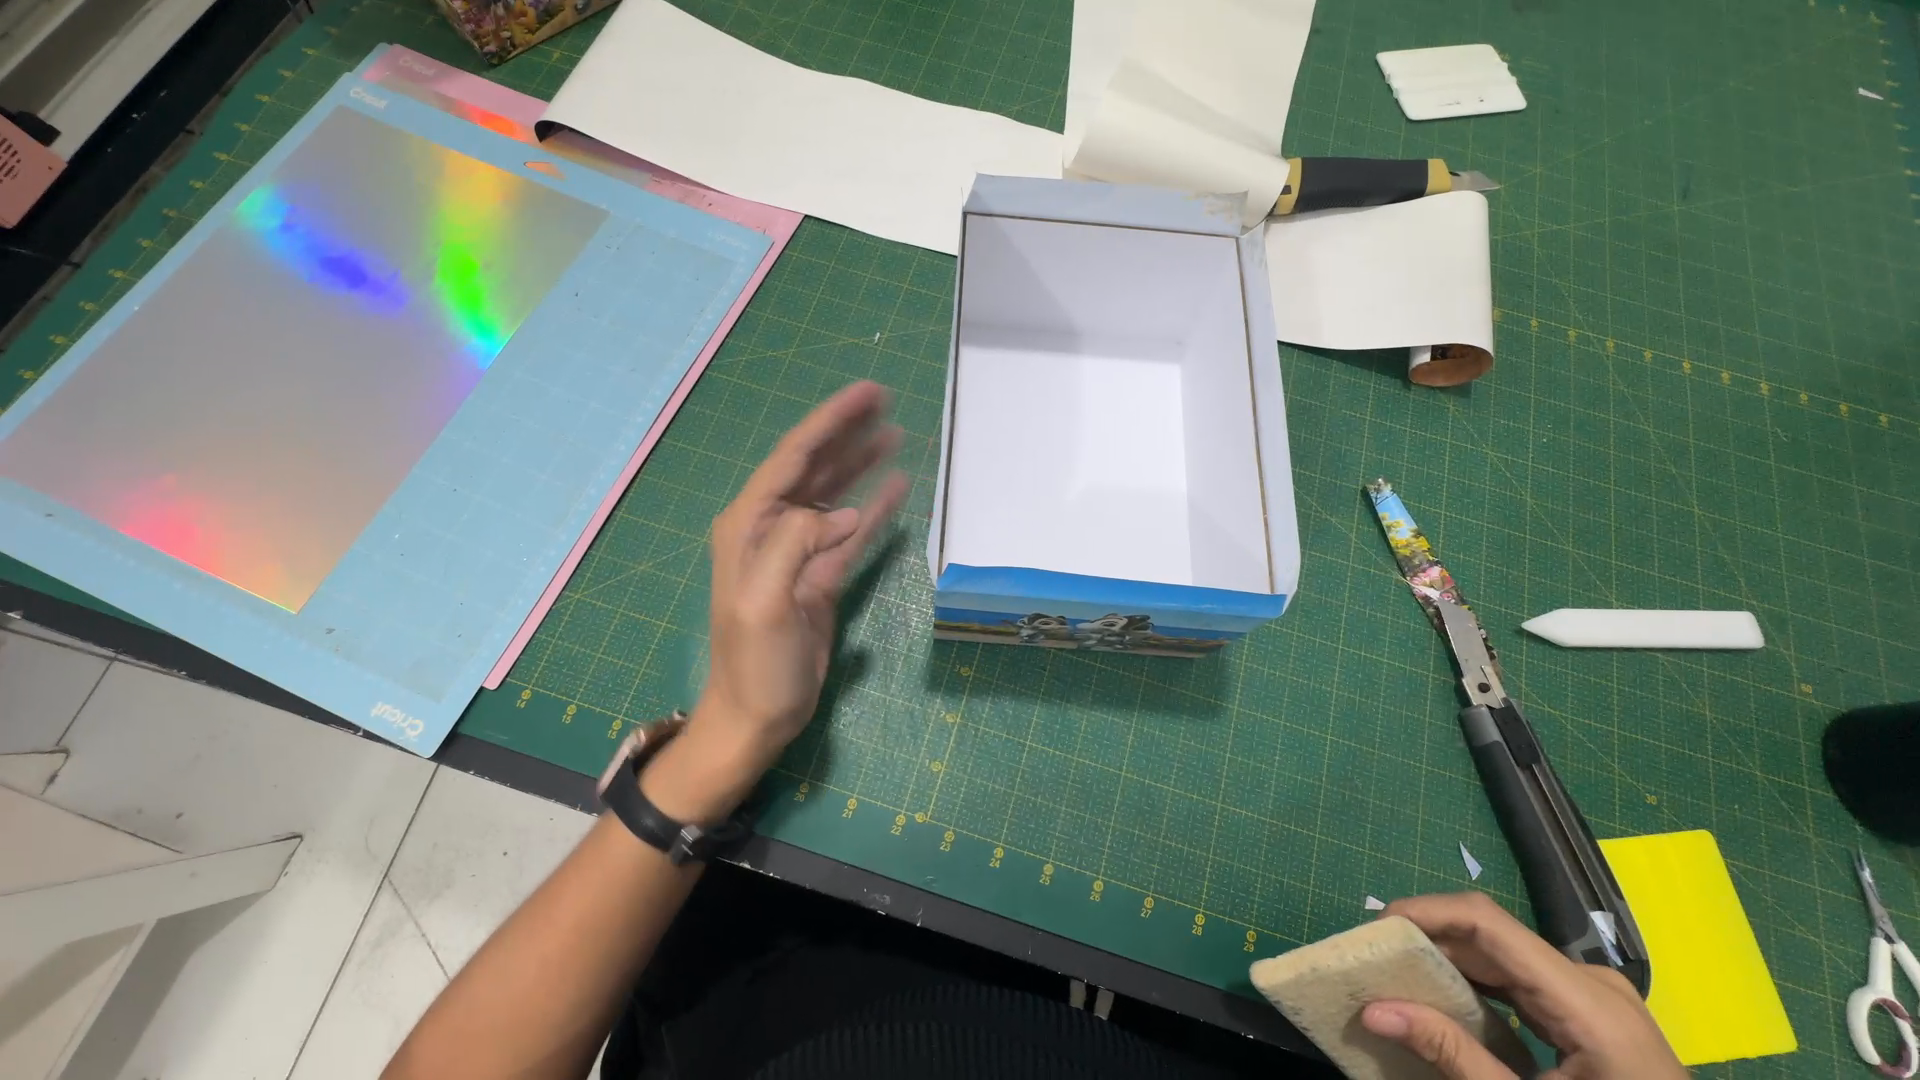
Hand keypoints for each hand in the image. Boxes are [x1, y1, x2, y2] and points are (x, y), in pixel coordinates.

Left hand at [646, 382, 907, 823]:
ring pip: (834, 493)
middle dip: (847, 432)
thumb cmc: (754, 662)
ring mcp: (799, 551)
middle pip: (814, 466)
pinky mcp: (821, 575)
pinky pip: (851, 531)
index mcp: (749, 525)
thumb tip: (838, 513)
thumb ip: (794, 545)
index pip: (792, 458)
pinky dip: (874, 508)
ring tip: (895, 433)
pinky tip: (896, 486)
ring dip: (861, 463)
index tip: (868, 393)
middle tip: (886, 400)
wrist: (757, 715)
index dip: (829, 423)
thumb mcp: (763, 602)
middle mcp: (772, 528)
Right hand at [1361, 892, 1684, 1079]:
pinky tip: (1441, 1001)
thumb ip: (1453, 1056)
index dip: (1426, 911)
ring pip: (1501, 955)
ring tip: (1396, 978)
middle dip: (1427, 941)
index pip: (1489, 922)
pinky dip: (1475, 985)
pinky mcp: (1589, 1013)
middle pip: (1491, 936)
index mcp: (1588, 1002)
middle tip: (1374, 960)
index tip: (1374, 929)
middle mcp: (1593, 983)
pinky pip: (1519, 981)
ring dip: (1446, 962)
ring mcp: (1595, 996)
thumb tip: (1374, 1010)